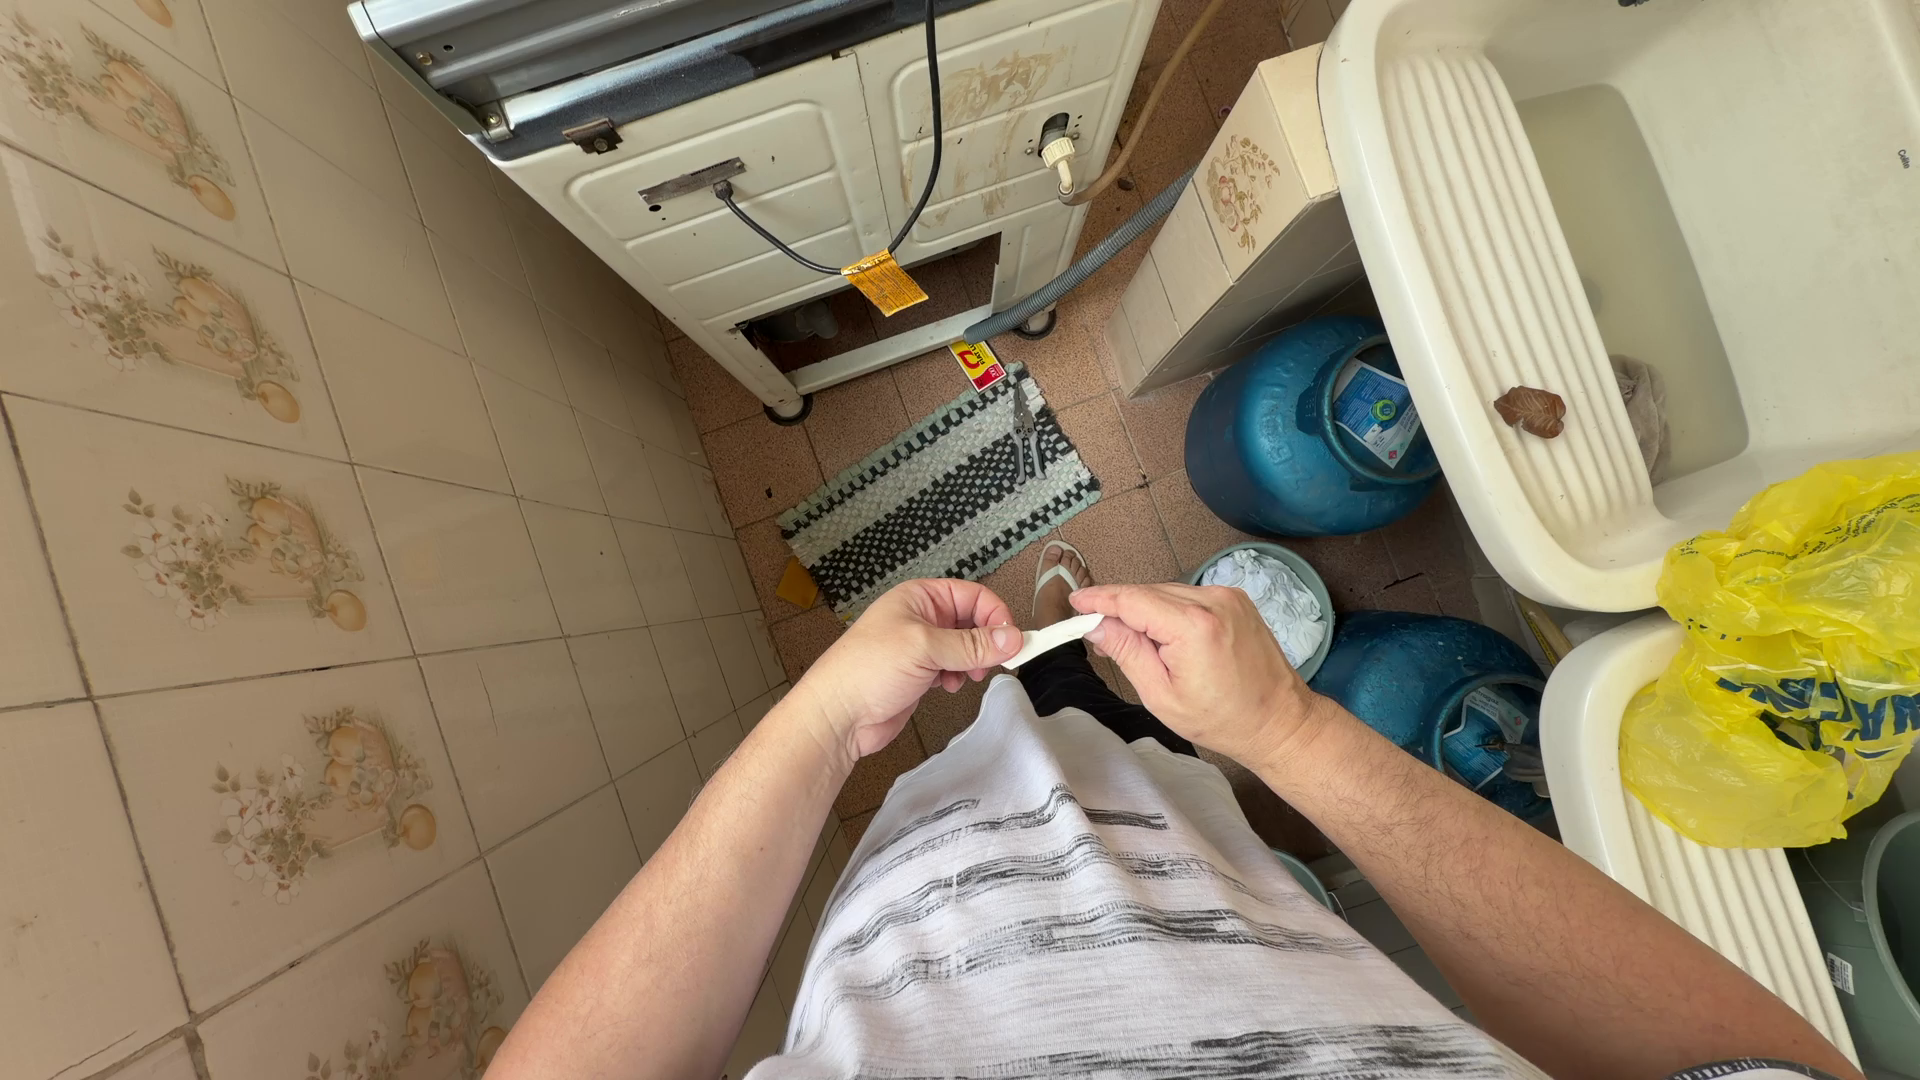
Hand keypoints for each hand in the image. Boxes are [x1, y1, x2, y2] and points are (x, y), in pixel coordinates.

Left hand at [789, 579, 1021, 765]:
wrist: (838, 716)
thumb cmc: (869, 669)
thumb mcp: (926, 648)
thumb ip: (972, 644)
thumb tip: (1013, 638)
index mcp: (920, 597)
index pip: (972, 595)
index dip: (995, 614)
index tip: (1010, 640)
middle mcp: (922, 617)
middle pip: (972, 621)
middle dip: (986, 641)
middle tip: (993, 663)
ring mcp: (920, 646)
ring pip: (965, 647)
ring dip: (972, 662)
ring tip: (966, 677)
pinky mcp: (920, 672)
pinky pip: (953, 667)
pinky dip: (958, 676)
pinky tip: (947, 686)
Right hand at [1070, 583, 1329, 766]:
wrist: (1280, 722)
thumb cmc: (1222, 719)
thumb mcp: (1161, 695)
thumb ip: (1126, 652)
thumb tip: (1095, 626)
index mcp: (1193, 626)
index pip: (1131, 599)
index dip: (1099, 599)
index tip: (1075, 601)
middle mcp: (1212, 601)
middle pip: (1147, 592)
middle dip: (1118, 607)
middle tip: (1094, 628)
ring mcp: (1227, 596)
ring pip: (1166, 592)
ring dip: (1143, 609)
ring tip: (1131, 638)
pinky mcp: (1235, 599)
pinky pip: (1186, 595)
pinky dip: (1166, 608)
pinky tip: (1162, 633)